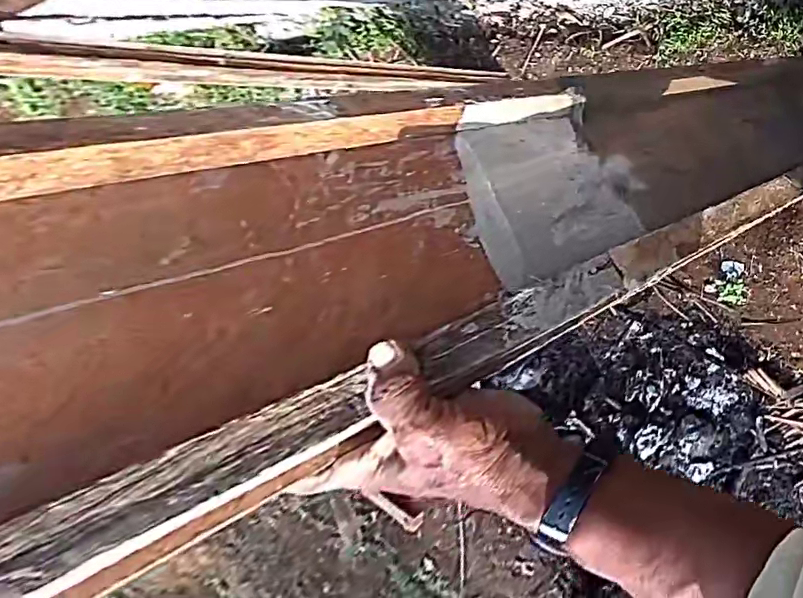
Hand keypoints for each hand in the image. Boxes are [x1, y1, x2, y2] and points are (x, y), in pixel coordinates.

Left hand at [291, 341, 580, 529]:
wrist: (538, 459)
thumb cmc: (489, 461)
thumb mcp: (437, 428)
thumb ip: (404, 397)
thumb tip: (380, 356)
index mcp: (366, 465)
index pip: (303, 460)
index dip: (282, 437)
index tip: (263, 402)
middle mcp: (385, 447)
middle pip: (346, 416)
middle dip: (340, 385)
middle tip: (328, 346)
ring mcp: (418, 426)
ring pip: (386, 395)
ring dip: (385, 369)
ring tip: (375, 337)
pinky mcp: (449, 407)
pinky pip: (423, 381)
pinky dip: (421, 363)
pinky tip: (423, 345)